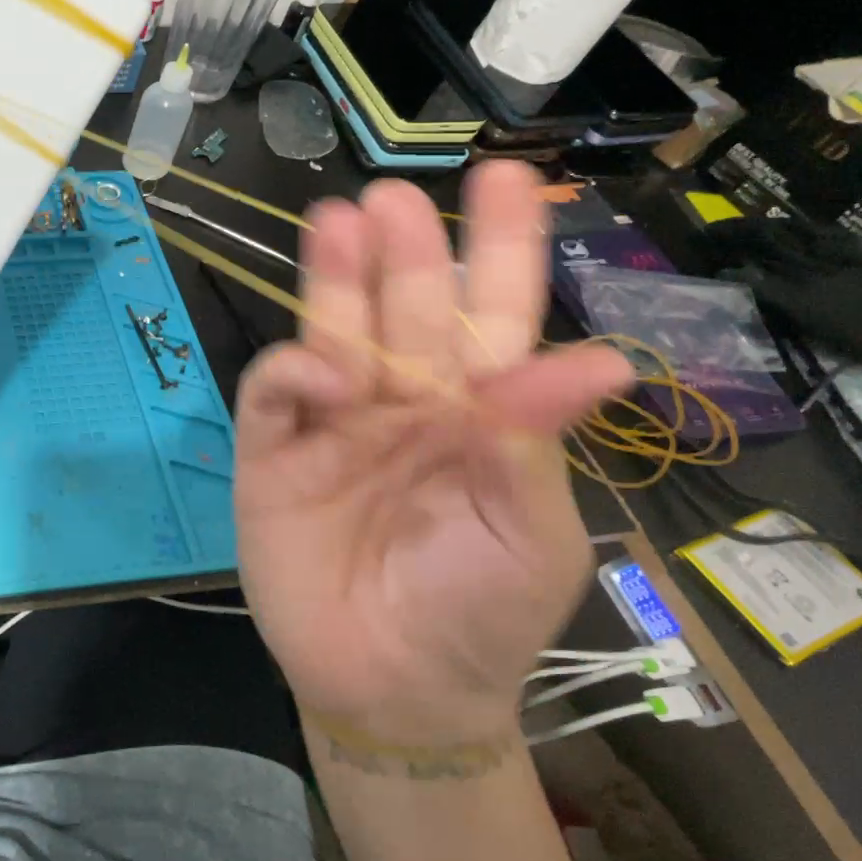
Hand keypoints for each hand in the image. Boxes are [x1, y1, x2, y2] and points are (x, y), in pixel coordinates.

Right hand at [232, 162, 632, 745]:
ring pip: (330, 330)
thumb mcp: (530, 534)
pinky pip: (274, 392)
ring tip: (337, 222)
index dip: (499, 246)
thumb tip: (591, 360)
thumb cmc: (477, 611)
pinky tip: (320, 372)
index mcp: (476, 412)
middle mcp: (402, 400)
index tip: (505, 178)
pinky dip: (292, 372)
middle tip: (392, 197)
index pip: (490, 314)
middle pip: (401, 308)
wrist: (386, 682)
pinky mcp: (270, 451)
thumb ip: (534, 444)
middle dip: (403, 249)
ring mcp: (331, 422)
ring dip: (334, 278)